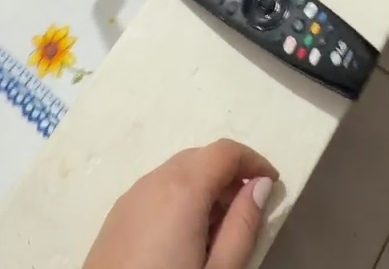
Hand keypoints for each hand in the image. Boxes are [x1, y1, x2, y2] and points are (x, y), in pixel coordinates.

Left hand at [83, 139, 278, 268]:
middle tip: (248, 211)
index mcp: (182, 189)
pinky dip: (179, 197)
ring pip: (177, 172)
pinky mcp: (116, 216)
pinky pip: (157, 189)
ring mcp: (131, 196)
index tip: (273, 185)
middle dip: (229, 175)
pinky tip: (185, 236)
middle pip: (201, 157)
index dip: (254, 161)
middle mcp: (154, 181)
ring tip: (219, 229)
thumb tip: (260, 185)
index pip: (225, 151)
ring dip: (204, 186)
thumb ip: (243, 226)